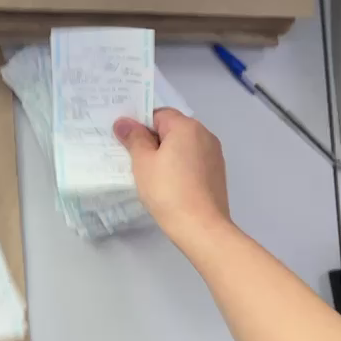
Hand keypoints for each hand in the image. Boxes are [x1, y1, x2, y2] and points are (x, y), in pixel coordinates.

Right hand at [115, 107, 234, 244]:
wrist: (200, 226)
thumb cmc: (167, 190)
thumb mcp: (143, 163)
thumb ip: (134, 138)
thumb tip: (123, 122)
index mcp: (186, 127)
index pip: (158, 114)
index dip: (140, 126)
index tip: (127, 144)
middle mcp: (205, 134)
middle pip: (172, 129)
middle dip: (153, 140)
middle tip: (136, 160)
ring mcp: (214, 154)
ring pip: (183, 146)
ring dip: (167, 154)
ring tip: (153, 175)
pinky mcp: (217, 172)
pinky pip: (193, 160)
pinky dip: (180, 166)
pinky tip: (171, 185)